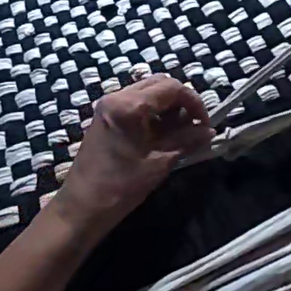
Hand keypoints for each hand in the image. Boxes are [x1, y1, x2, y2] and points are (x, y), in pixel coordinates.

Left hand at [49, 75, 212, 240]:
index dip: (193, 102)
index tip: (205, 124)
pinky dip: (152, 112)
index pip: (171, 87)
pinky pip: (135, 103)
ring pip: (146, 92)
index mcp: (129, 105)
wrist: (82, 206)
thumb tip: (208, 131)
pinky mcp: (105, 116)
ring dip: (167, 107)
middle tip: (193, 125)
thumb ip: (185, 141)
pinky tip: (161, 134)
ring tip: (180, 132)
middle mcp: (117, 97)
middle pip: (158, 84)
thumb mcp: (159, 162)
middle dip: (180, 101)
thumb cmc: (121, 186)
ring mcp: (108, 105)